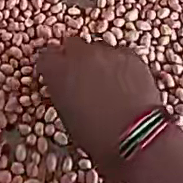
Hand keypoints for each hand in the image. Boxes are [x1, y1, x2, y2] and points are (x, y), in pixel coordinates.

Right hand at [32, 38, 161, 171]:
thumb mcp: (68, 118)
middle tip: (82, 76)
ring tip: (108, 82)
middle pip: (72, 45)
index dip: (52, 67)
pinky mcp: (130, 55)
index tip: (56, 76)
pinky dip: (121, 65)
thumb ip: (64, 94)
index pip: (46, 58)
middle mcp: (79, 54)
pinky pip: (121, 55)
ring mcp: (106, 52)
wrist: (136, 136)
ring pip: (98, 49)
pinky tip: (127, 83)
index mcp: (57, 71)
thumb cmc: (98, 137)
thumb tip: (69, 90)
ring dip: (99, 61)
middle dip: (75, 58)